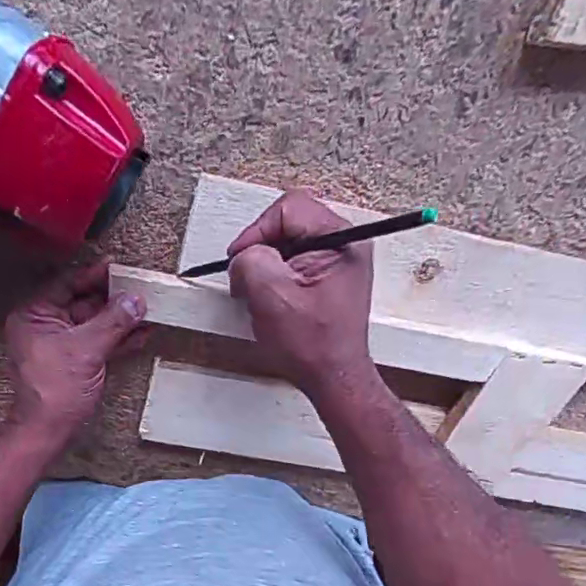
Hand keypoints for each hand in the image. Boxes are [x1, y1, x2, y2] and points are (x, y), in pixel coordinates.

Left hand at [3, 260, 146, 444]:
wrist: (48, 431)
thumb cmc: (52, 392)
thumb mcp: (86, 349)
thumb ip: (112, 321)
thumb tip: (133, 302)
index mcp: (34, 316)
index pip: (66, 285)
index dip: (94, 276)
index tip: (117, 268)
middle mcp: (44, 327)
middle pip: (83, 303)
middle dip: (113, 299)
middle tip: (139, 289)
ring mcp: (59, 346)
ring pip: (93, 324)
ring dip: (120, 320)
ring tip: (146, 310)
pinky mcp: (73, 363)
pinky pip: (97, 343)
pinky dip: (117, 339)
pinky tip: (140, 333)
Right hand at [227, 190, 378, 395]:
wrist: (332, 376)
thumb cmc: (313, 345)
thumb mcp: (271, 297)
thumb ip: (251, 261)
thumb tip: (244, 254)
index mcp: (340, 241)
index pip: (288, 208)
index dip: (256, 231)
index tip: (240, 259)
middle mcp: (345, 244)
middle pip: (287, 222)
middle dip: (260, 248)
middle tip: (248, 277)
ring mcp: (337, 261)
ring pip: (286, 242)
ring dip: (265, 265)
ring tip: (260, 293)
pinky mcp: (327, 277)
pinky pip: (291, 261)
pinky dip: (273, 277)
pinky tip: (270, 299)